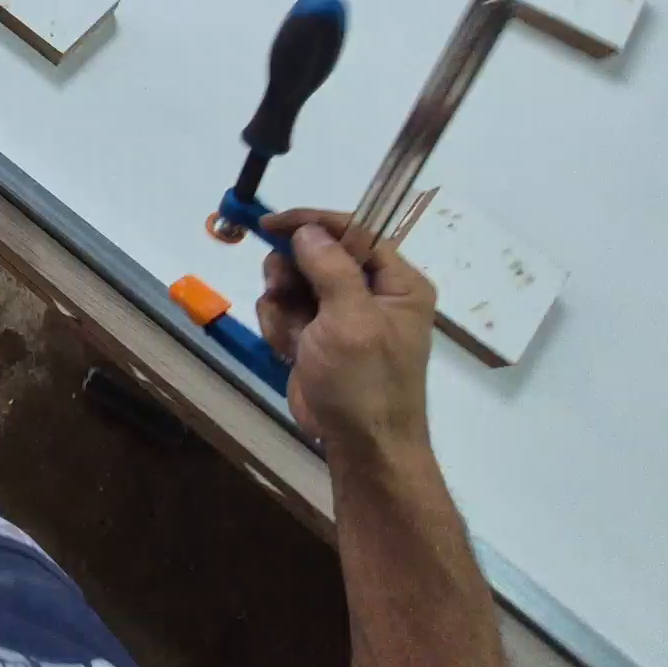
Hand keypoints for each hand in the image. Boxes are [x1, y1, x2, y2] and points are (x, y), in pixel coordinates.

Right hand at [255, 209, 437, 455]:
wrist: (358, 442)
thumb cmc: (365, 383)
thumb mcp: (351, 322)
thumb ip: (332, 269)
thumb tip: (307, 229)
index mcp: (397, 284)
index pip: (354, 231)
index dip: (312, 223)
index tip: (270, 225)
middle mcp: (370, 292)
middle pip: (313, 253)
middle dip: (290, 275)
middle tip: (281, 292)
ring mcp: (340, 313)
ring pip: (290, 281)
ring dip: (281, 306)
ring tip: (294, 336)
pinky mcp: (316, 332)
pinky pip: (282, 308)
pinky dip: (278, 326)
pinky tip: (291, 350)